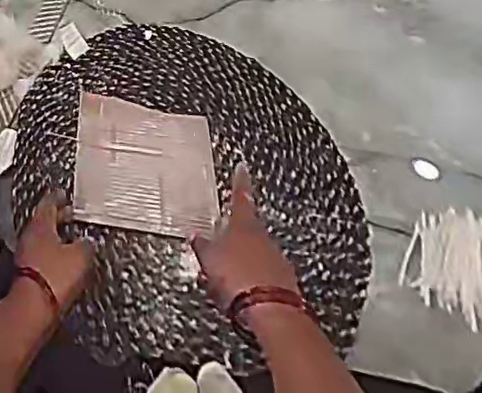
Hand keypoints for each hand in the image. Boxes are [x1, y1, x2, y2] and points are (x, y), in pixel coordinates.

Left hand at [16, 189, 93, 314]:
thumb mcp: (80, 257)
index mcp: (41, 224)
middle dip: (58, 217)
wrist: (31, 310)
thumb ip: (86, 245)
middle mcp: (30, 236)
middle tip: (71, 213)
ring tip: (71, 237)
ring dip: (56, 235)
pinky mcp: (26, 273)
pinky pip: (41, 255)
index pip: (49, 203)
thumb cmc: (54, 276)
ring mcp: (26, 255)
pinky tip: (63, 260)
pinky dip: (52, 252)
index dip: (57, 197)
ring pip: (43, 238)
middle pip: (45, 220)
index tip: (64, 194)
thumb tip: (87, 242)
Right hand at [190, 165, 298, 310]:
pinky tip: (243, 291)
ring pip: (257, 252)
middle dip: (237, 234)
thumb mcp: (210, 259)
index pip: (241, 196)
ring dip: (244, 259)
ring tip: (228, 275)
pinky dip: (254, 278)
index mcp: (245, 225)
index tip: (242, 168)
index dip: (240, 182)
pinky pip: (264, 274)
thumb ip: (203, 245)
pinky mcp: (284, 282)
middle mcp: (263, 237)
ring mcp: (276, 259)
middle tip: (222, 243)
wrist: (271, 312)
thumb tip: (196, 235)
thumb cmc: (237, 277)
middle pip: (249, 228)